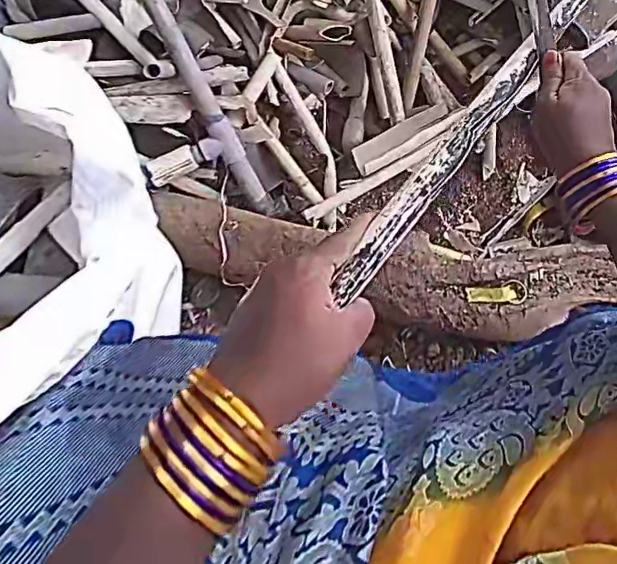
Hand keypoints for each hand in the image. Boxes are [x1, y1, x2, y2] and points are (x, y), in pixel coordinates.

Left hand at [206, 214, 375, 429]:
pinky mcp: (249, 305)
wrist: (238, 399)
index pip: (343, 239)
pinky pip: (285, 297)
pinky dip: (298, 311)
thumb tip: (356, 302)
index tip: (378, 216)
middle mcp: (280, 267)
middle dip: (341, 282)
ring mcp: (261, 284)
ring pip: (304, 283)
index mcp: (305, 269)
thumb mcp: (345, 341)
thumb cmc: (294, 368)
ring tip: (322, 338)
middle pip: (322, 263)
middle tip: (350, 314)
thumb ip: (362, 310)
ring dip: (318, 300)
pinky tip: (299, 343)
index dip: (365, 229)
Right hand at [532, 50, 615, 176]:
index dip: (552, 62)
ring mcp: (602, 103)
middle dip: (558, 82)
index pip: (568, 55)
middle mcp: (597, 88)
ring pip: (578, 90)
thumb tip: (550, 55)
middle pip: (574, 73)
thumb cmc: (562, 138)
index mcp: (582, 80)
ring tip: (553, 115)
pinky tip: (563, 125)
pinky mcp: (603, 118)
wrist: (586, 168)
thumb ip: (549, 76)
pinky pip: (584, 105)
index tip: (542, 75)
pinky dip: (573, 111)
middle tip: (544, 100)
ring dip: (565, 98)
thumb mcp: (544, 103)